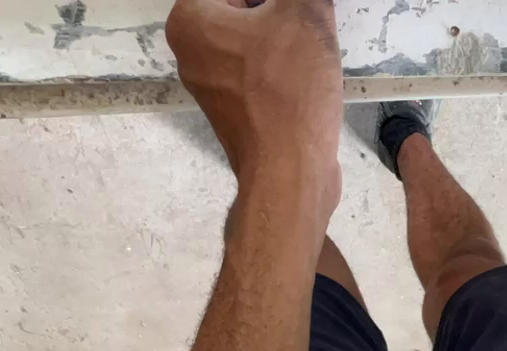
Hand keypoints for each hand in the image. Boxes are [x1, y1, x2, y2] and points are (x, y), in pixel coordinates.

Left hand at [165, 0, 342, 214]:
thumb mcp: (306, 16)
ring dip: (287, 46)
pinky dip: (284, 79)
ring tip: (316, 53)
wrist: (290, 176)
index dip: (278, 1)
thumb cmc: (289, 92)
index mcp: (190, 20)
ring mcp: (214, 95)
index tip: (302, 11)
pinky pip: (261, 85)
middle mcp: (191, 57)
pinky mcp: (238, 124)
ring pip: (254, 50)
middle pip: (242, 13)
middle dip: (281, 14)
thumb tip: (306, 5)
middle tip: (312, 22)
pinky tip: (310, 86)